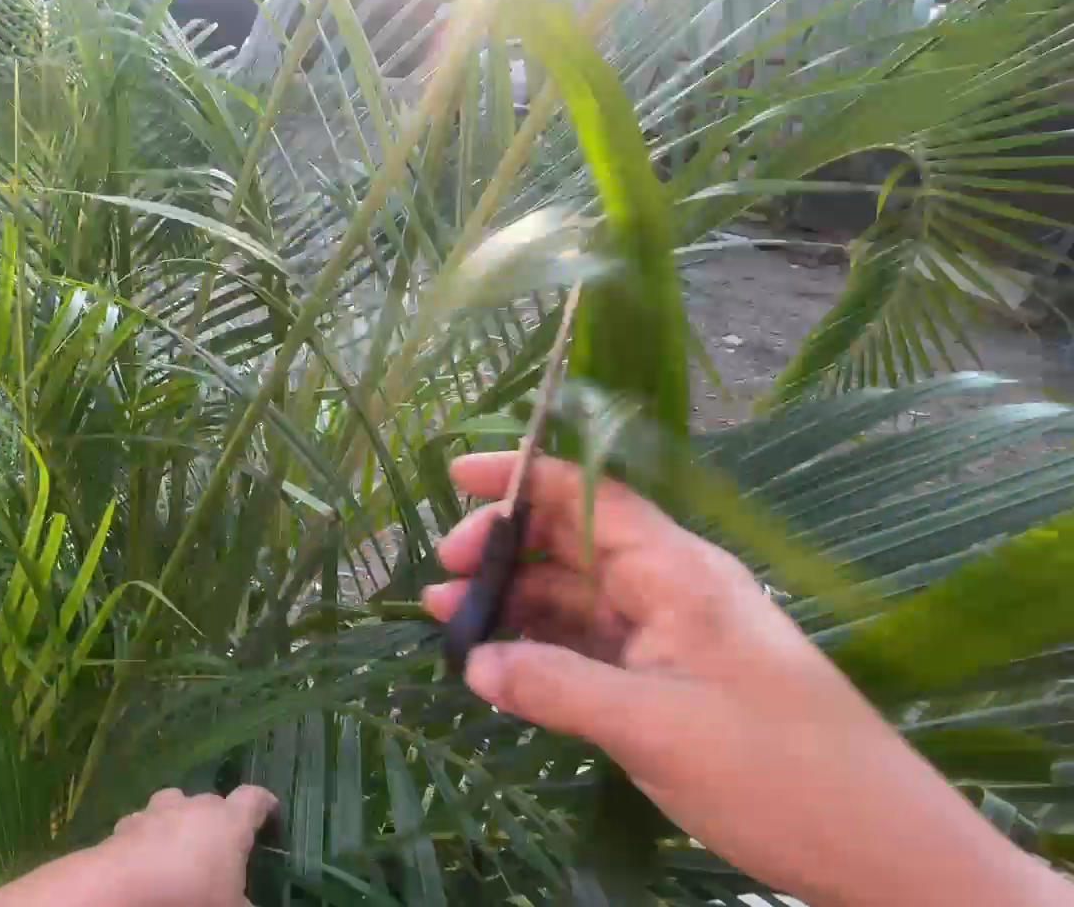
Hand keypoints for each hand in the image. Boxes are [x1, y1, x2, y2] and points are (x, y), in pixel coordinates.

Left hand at [0, 786, 276, 906]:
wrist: (123, 892)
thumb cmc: (192, 899)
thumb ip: (241, 901)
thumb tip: (241, 900)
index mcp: (227, 822)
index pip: (252, 799)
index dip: (263, 803)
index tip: (270, 808)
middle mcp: (193, 806)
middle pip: (211, 802)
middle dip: (218, 819)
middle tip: (222, 846)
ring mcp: (155, 811)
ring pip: (173, 806)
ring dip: (180, 822)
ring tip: (181, 849)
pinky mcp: (125, 825)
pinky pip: (143, 825)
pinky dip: (149, 838)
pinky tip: (147, 860)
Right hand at [422, 452, 1071, 906]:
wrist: (893, 864)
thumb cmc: (780, 774)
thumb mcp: (655, 727)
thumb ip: (552, 685)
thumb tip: (470, 662)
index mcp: (677, 574)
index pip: (589, 496)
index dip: (522, 476)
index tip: (457, 475)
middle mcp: (665, 590)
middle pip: (566, 541)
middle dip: (499, 547)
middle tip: (444, 575)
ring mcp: (661, 634)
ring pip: (566, 594)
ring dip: (506, 599)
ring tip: (444, 615)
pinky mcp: (657, 677)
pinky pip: (579, 642)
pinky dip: (532, 643)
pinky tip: (491, 658)